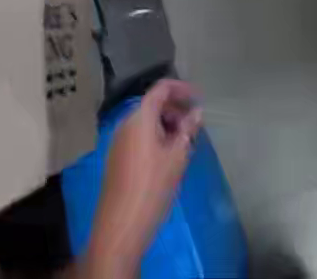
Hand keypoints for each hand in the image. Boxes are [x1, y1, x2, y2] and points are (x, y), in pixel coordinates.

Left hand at [81, 79, 203, 278]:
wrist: (119, 228)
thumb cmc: (152, 187)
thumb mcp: (177, 157)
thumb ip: (188, 129)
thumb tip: (197, 111)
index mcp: (140, 117)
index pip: (161, 88)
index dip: (182, 89)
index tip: (199, 98)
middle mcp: (126, 123)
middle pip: (154, 104)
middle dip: (176, 110)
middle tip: (194, 127)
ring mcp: (119, 141)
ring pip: (147, 122)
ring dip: (167, 125)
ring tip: (184, 145)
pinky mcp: (117, 158)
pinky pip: (139, 136)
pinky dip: (156, 138)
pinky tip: (168, 158)